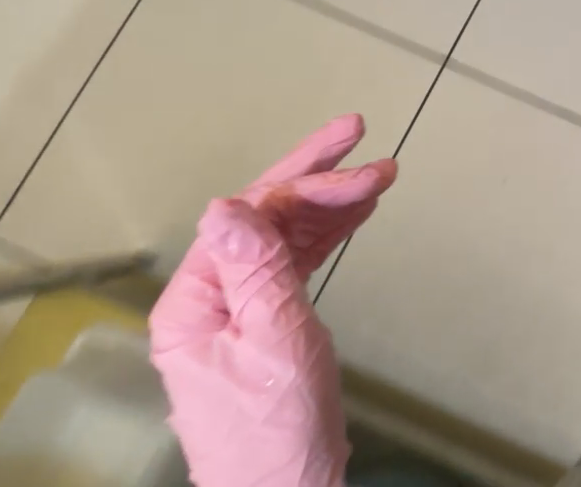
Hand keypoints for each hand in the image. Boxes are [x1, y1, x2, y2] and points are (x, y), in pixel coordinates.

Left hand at [150, 115, 397, 486]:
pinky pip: (298, 258)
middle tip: (358, 129)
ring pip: (286, 232)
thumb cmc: (277, 418)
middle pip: (264, 214)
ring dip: (332, 201)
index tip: (366, 173)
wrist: (285, 485)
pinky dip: (330, 231)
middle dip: (313, 173)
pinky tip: (361, 212)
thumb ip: (257, 270)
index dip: (307, 186)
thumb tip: (227, 205)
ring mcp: (241, 306)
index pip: (252, 218)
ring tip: (381, 174)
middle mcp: (213, 295)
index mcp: (198, 301)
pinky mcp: (271, 317)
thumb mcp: (276, 338)